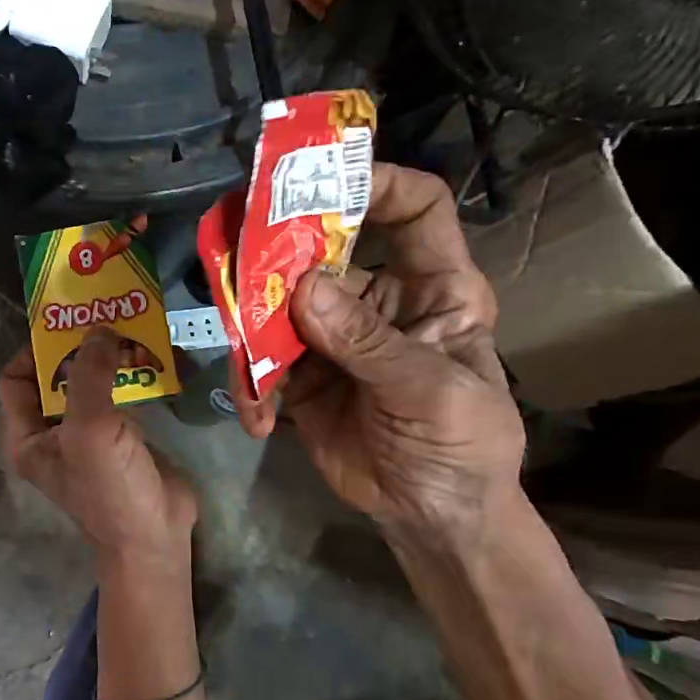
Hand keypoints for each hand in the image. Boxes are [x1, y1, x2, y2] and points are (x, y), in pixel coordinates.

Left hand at [0, 327, 197, 565]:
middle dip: (78, 349)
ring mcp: (89, 435)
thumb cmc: (110, 487)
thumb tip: (99, 329)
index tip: (65, 327)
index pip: (14, 380)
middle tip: (105, 318)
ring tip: (131, 329)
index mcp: (28, 437)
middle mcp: (53, 433)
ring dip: (108, 360)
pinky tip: (151, 357)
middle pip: (56, 377)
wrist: (154, 535)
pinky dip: (131, 376)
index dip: (33, 351)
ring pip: (91, 384)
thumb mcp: (89, 430)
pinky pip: (120, 396)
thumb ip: (90, 376)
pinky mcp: (122, 436)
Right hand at [233, 163, 524, 539]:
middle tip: (237, 247)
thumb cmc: (463, 446)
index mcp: (434, 287)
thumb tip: (305, 288)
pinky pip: (266, 359)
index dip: (380, 183)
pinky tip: (257, 418)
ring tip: (237, 344)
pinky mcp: (302, 373)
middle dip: (284, 249)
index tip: (325, 182)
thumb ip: (370, 342)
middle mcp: (379, 299)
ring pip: (282, 302)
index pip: (416, 210)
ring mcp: (334, 335)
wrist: (431, 517)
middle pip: (327, 249)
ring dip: (253, 320)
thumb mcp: (432, 391)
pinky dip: (252, 383)